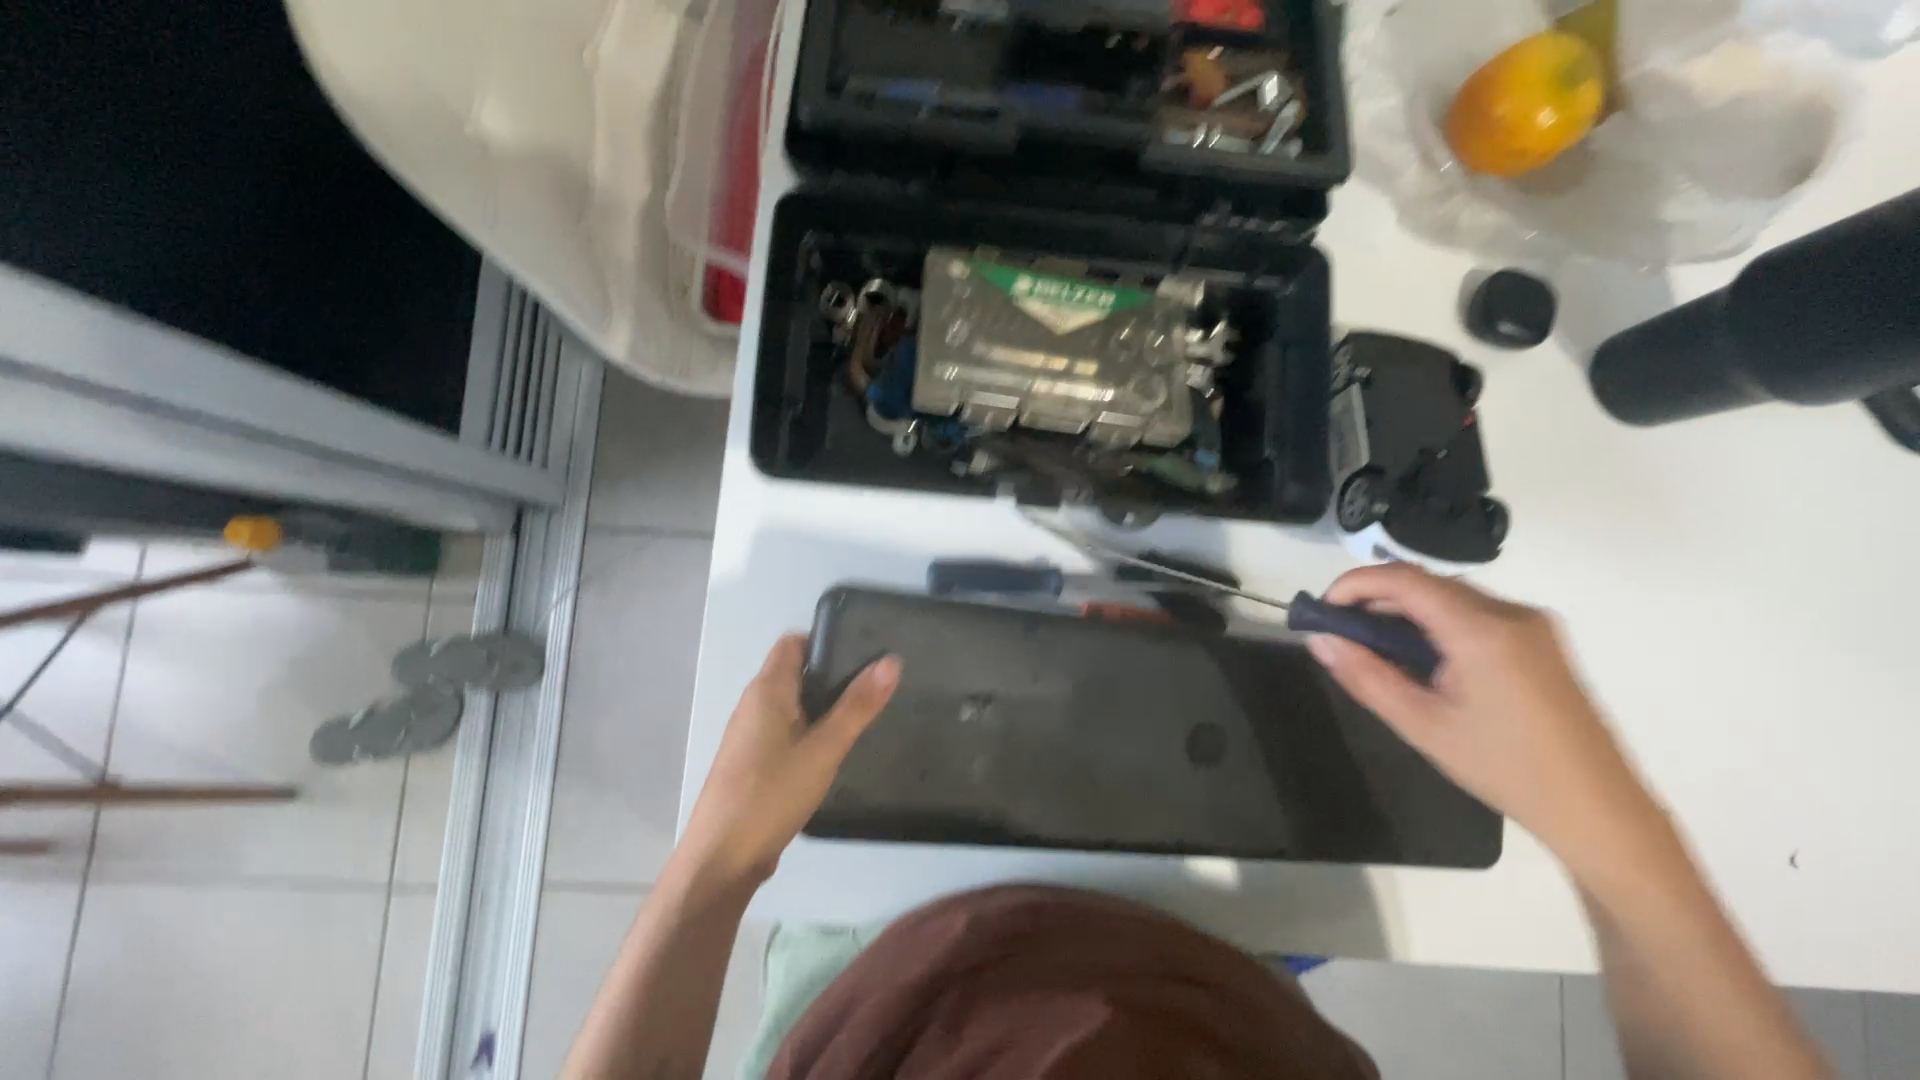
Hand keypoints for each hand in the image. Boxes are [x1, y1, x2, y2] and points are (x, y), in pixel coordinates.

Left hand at [676, 634, 899, 889]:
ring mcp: (750, 736)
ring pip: (792, 705)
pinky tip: (834, 752)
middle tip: (875, 684)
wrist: (723, 858)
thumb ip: (857, 706)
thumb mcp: (825, 748)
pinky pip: (786, 732)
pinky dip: (810, 732)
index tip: (864, 651)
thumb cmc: (771, 794)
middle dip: (833, 674)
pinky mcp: (752, 763)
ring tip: (864, 714)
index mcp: (766, 690)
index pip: (794, 642)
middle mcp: (753, 705)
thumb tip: (891, 661)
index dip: (826, 639)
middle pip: (795, 672)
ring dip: (823, 706)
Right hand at [1306, 564, 1653, 857]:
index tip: (1320, 611)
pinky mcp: (1542, 638)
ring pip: (1450, 597)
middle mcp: (1511, 612)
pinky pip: (1475, 613)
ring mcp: (1533, 623)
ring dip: (1405, 612)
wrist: (1598, 807)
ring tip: (1375, 651)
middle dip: (1375, 599)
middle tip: (1340, 635)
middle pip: (1427, 584)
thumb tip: (1319, 640)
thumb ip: (1366, 677)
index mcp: (1483, 631)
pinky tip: (1423, 660)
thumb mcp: (1423, 726)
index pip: (1404, 579)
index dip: (1354, 585)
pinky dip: (1436, 623)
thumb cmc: (1504, 769)